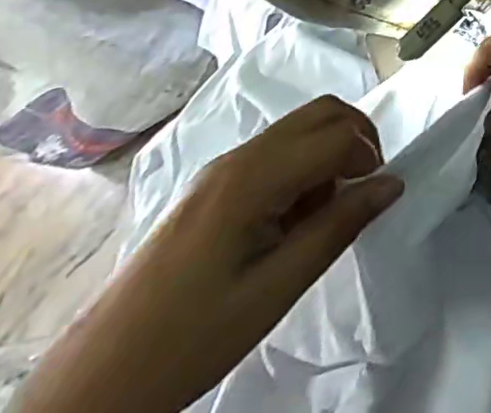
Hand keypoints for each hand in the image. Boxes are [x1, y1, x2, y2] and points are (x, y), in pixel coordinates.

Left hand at [16, 96, 403, 412]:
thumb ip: (340, 225)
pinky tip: (296, 218)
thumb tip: (392, 183)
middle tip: (365, 187)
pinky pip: (277, 152)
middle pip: (321, 112)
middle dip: (358, 138)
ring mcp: (219, 172)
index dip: (369, 158)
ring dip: (332, 152)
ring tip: (328, 209)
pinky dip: (306, 166)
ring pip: (300, 128)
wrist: (98, 379)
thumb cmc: (193, 336)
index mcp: (250, 179)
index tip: (373, 198)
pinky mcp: (211, 189)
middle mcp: (235, 159)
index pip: (335, 135)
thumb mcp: (278, 287)